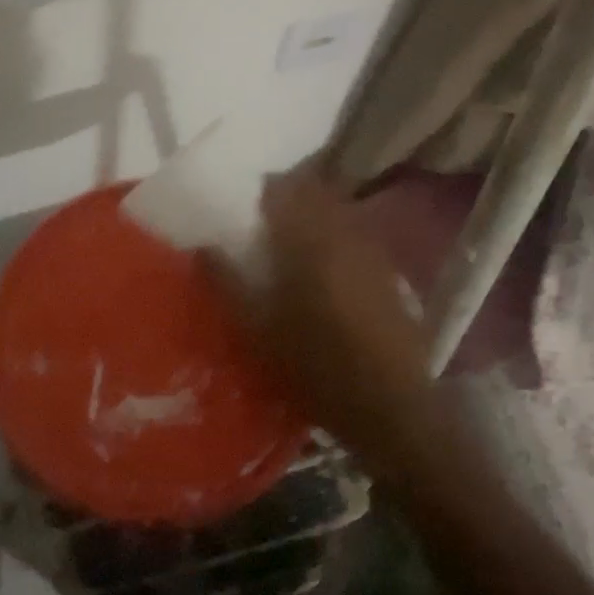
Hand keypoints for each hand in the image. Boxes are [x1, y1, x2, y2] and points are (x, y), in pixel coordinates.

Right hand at [206, 168, 432, 453]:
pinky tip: (326, 274)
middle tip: (263, 222)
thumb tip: (203, 247)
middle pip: (315, 195)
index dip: (261, 190)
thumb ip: (228, 283)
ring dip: (315, 219)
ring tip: (291, 246)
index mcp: (309, 239)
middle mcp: (345, 233)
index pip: (283, 188)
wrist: (390, 406)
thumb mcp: (257, 331)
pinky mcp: (391, 276)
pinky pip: (357, 240)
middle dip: (289, 200)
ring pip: (339, 216)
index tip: (241, 205)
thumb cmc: (315, 367)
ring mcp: (373, 253)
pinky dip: (337, 242)